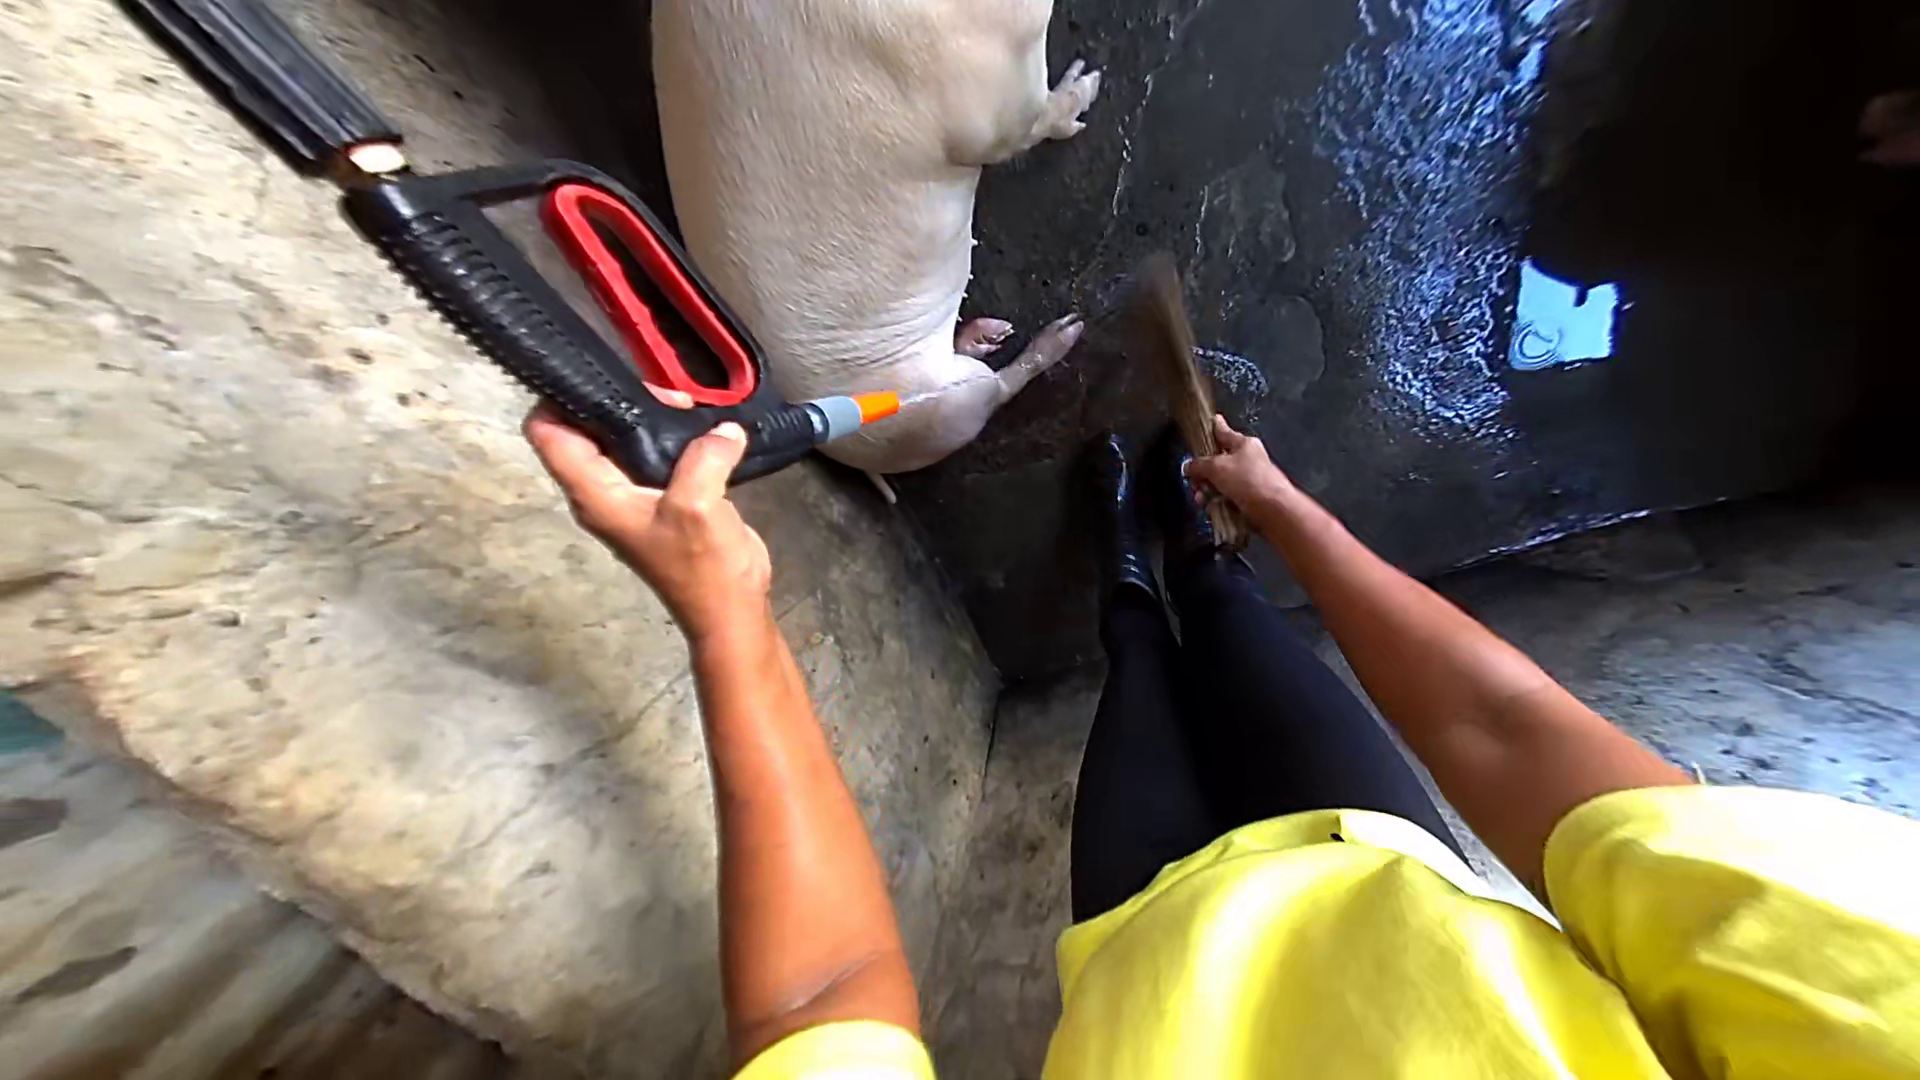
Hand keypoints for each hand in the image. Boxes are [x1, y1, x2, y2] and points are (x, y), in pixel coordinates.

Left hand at [525, 406, 771, 644]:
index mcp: (596, 495)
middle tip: (671, 397)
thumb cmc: (703, 566)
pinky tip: (710, 433)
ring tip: (692, 409)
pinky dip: (683, 441)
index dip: (561, 398)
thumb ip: (705, 458)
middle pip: (592, 431)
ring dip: (658, 422)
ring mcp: (640, 498)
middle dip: (624, 404)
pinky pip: (667, 459)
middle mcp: (608, 493)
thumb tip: (726, 430)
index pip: (549, 434)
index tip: (602, 375)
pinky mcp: (672, 501)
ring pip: (632, 443)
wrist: (732, 608)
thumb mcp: (698, 506)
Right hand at [1185, 414, 1296, 515]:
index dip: (1214, 426)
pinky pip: (1226, 494)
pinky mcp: (1249, 496)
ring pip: (1219, 480)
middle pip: (1217, 460)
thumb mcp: (1216, 468)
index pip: (1223, 431)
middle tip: (1194, 480)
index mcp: (1243, 444)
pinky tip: (1211, 506)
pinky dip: (1216, 499)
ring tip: (1201, 498)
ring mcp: (1248, 477)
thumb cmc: (1248, 481)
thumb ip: (1198, 465)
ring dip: (1207, 489)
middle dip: (1202, 472)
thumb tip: (1187, 466)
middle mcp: (1247, 458)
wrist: (1273, 509)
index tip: (1212, 419)